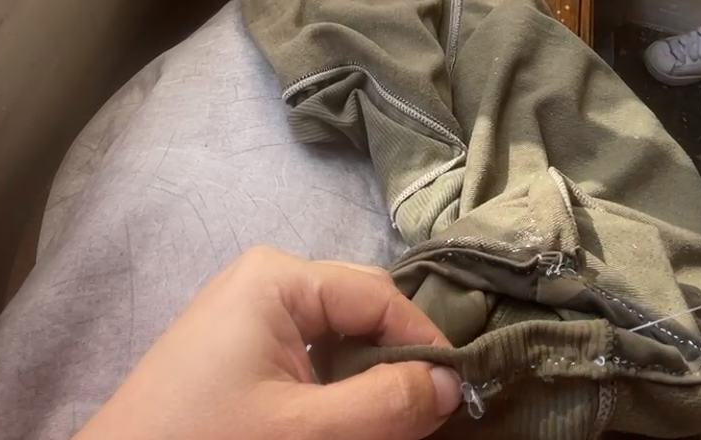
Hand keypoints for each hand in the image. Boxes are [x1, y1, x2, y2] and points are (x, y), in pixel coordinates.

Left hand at [75, 246, 461, 439]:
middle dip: (396, 358)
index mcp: (280, 276)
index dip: (424, 339)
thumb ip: (384, 406)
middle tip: (430, 414)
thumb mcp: (304, 432)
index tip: (462, 392)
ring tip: (390, 419)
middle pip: (357, 307)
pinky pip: (306, 351)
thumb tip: (451, 383)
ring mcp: (249, 309)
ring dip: (367, 376)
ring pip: (335, 333)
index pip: (377, 293)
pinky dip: (335, 384)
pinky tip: (345, 418)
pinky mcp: (238, 345)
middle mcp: (267, 277)